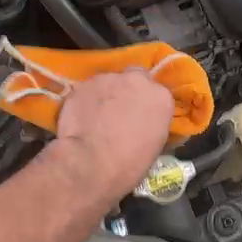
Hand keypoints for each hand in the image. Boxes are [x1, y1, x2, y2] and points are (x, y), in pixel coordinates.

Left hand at [48, 69, 173, 201]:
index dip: (146, 104)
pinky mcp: (83, 84)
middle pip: (134, 77)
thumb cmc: (128, 164)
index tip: (140, 117)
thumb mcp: (153, 146)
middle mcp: (136, 80)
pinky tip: (82, 118)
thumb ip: (150, 123)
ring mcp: (108, 79)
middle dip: (128, 90)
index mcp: (160, 97)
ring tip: (97, 116)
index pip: (157, 93)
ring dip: (106, 94)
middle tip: (119, 111)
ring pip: (109, 81)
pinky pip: (88, 90)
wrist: (91, 163)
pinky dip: (87, 100)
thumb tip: (140, 122)